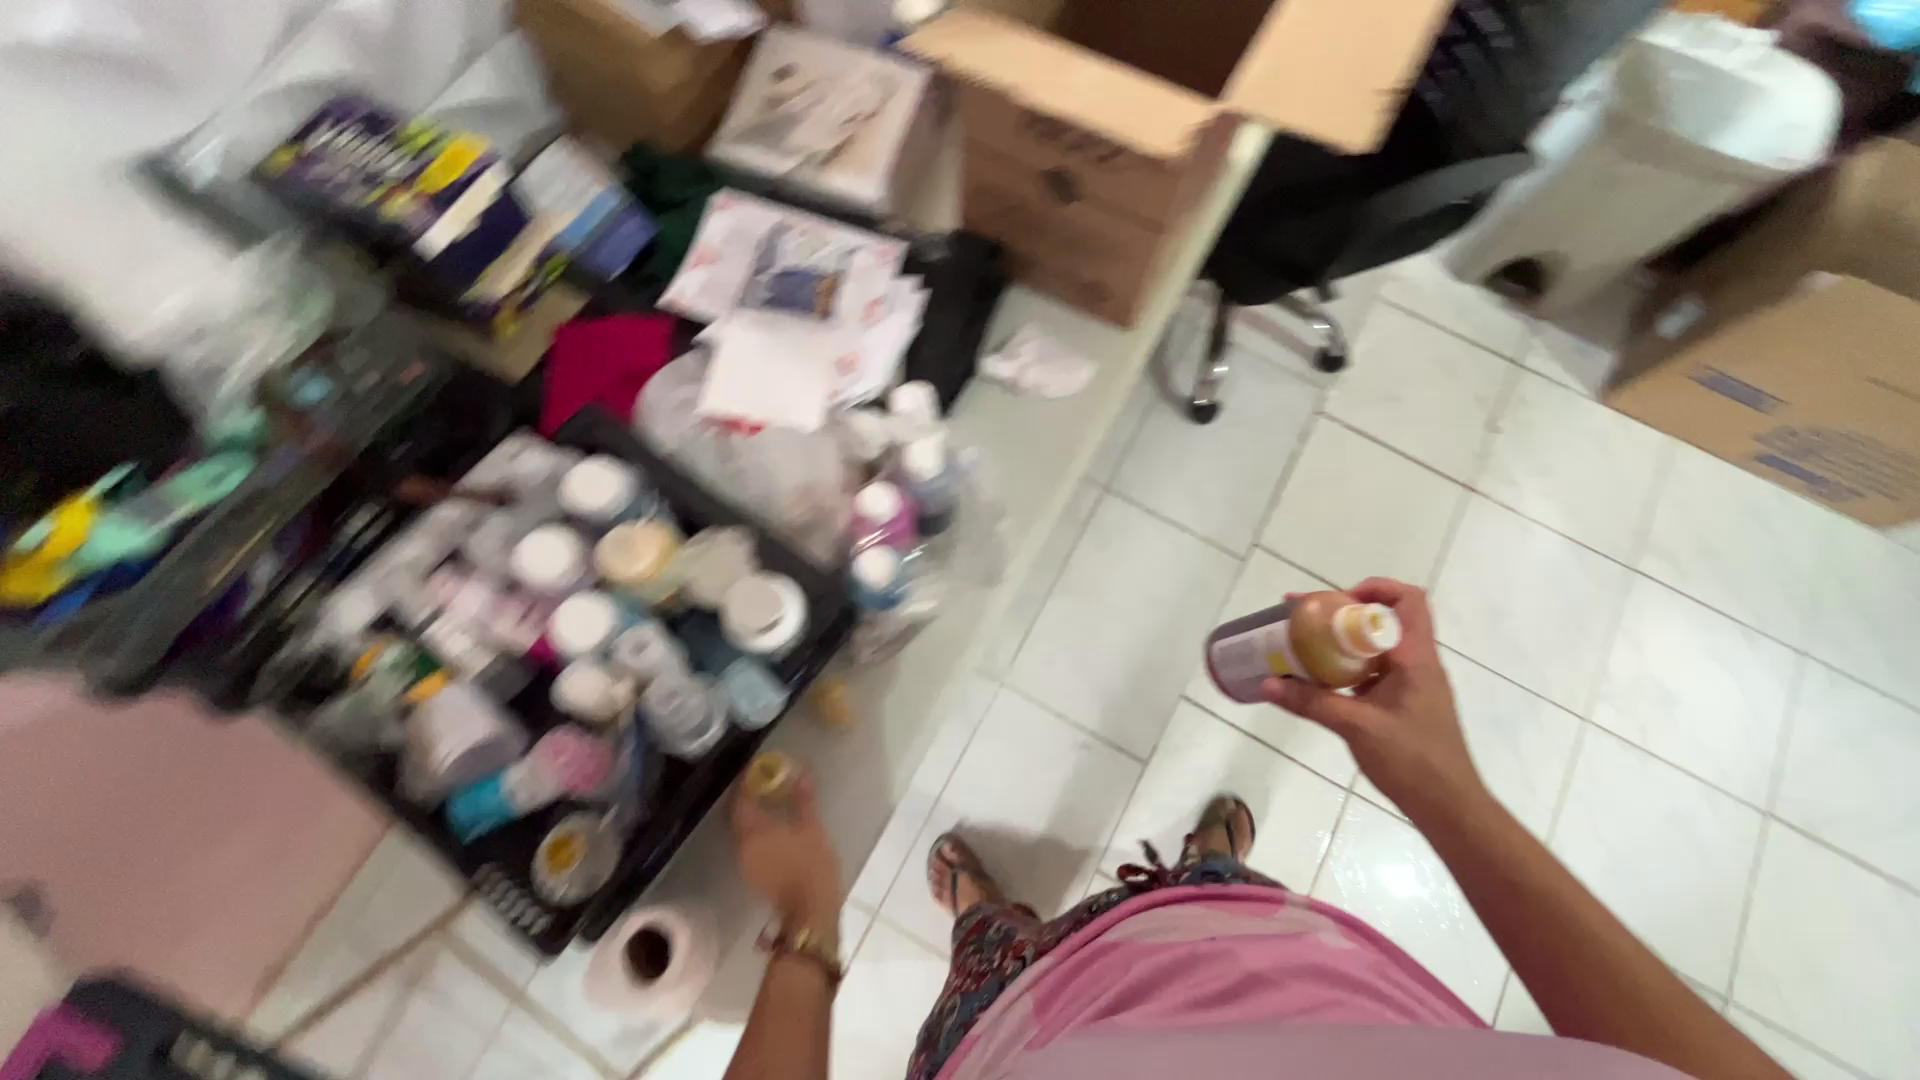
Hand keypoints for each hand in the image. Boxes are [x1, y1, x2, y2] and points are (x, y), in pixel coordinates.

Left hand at [730, 771, 841, 931]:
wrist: (811, 911)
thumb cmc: (813, 865)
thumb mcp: (812, 828)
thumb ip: (803, 800)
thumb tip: (800, 774)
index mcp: (755, 832)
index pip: (742, 801)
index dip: (747, 783)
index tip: (757, 769)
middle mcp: (743, 846)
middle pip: (738, 816)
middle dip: (748, 798)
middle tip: (764, 784)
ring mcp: (746, 863)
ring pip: (742, 831)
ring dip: (752, 816)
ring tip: (770, 803)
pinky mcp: (753, 875)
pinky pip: (749, 845)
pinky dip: (756, 832)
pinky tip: (773, 828)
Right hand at [1262, 578, 1489, 823]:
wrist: (1449, 807)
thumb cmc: (1412, 761)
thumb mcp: (1355, 727)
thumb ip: (1310, 702)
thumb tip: (1266, 683)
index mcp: (1416, 659)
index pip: (1408, 601)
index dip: (1374, 588)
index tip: (1335, 600)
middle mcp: (1419, 664)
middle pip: (1386, 619)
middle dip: (1343, 613)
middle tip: (1303, 619)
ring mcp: (1413, 684)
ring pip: (1378, 646)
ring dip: (1342, 641)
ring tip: (1303, 645)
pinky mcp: (1405, 703)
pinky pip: (1374, 671)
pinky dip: (1347, 666)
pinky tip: (1319, 680)